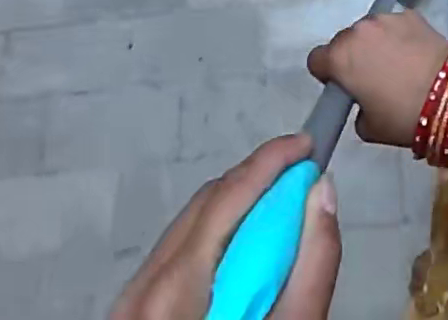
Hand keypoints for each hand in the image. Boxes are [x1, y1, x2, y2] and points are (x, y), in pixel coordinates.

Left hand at [110, 134, 339, 319]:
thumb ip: (312, 264)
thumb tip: (322, 191)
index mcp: (172, 296)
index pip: (226, 197)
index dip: (270, 160)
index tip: (309, 144)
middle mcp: (137, 293)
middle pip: (206, 206)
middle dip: (259, 182)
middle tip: (304, 182)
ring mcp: (125, 310)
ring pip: (190, 229)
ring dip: (240, 210)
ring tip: (282, 220)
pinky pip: (177, 259)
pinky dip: (218, 243)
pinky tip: (246, 262)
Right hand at [307, 11, 447, 146]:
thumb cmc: (403, 115)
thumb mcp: (368, 126)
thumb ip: (355, 107)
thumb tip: (363, 96)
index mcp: (341, 57)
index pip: (317, 59)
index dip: (327, 74)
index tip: (342, 86)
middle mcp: (360, 30)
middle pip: (344, 41)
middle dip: (352, 56)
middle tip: (371, 77)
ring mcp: (387, 18)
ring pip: (370, 30)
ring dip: (375, 43)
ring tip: (397, 64)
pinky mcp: (411, 14)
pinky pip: (395, 26)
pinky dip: (399, 36)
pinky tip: (414, 54)